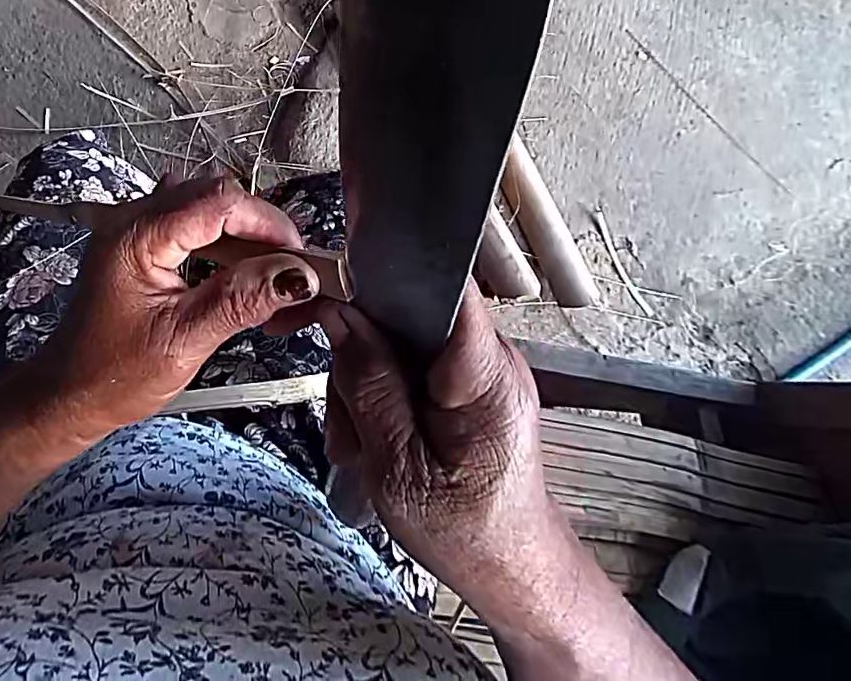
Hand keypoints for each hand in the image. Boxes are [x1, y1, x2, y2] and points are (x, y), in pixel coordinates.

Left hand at [26, 173, 320, 437]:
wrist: (69, 393)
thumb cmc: (113, 375)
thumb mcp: (185, 340)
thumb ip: (241, 301)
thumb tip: (296, 277)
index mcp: (136, 236)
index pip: (218, 201)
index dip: (267, 222)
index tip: (298, 254)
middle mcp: (133, 218)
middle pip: (216, 195)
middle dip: (261, 227)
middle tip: (289, 267)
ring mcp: (137, 225)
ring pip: (208, 206)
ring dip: (245, 234)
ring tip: (269, 273)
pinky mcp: (144, 240)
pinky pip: (194, 222)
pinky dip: (225, 241)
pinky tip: (239, 271)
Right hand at [321, 287, 569, 628]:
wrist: (511, 567)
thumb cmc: (469, 534)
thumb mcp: (397, 468)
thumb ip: (367, 387)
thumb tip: (339, 318)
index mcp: (484, 376)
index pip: (441, 286)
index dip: (386, 284)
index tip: (340, 307)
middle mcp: (491, 358)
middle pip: (405, 315)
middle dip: (361, 355)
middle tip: (349, 417)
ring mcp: (480, 366)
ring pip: (399, 338)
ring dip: (367, 381)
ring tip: (365, 439)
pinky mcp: (467, 378)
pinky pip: (410, 360)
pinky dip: (384, 389)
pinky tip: (379, 432)